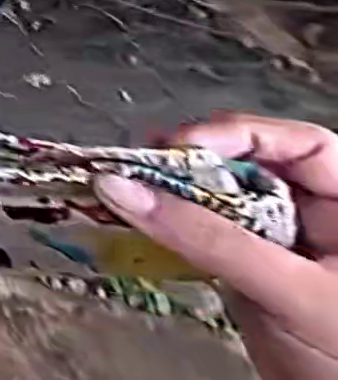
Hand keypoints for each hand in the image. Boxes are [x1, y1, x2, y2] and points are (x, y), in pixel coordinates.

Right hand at [95, 113, 337, 379]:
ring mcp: (285, 243)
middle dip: (188, 161)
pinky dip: (161, 216)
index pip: (304, 145)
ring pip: (215, 192)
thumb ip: (209, 239)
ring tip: (126, 190)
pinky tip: (131, 216)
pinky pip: (197, 224)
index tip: (181, 147)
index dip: (240, 134)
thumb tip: (114, 184)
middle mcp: (325, 221)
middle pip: (248, 164)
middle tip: (140, 168)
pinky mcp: (248, 262)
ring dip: (166, 188)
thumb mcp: (297, 296)